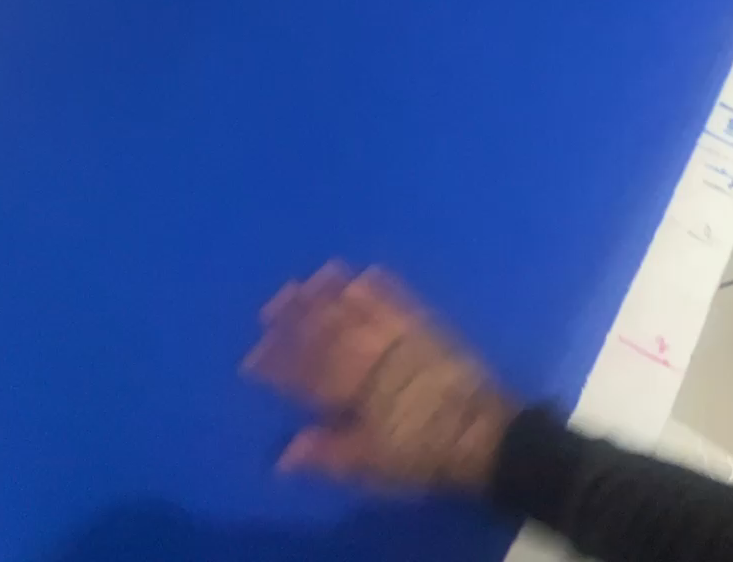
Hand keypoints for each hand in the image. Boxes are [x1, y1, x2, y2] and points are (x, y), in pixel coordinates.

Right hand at [243, 262, 519, 492]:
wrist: (480, 430)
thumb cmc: (422, 451)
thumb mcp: (372, 462)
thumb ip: (328, 451)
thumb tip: (285, 451)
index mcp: (356, 389)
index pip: (308, 372)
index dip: (280, 363)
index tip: (253, 355)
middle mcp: (375, 354)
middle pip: (331, 330)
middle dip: (300, 314)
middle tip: (275, 298)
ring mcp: (402, 335)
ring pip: (361, 308)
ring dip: (336, 291)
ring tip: (314, 275)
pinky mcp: (427, 325)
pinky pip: (399, 299)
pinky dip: (382, 285)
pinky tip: (368, 271)